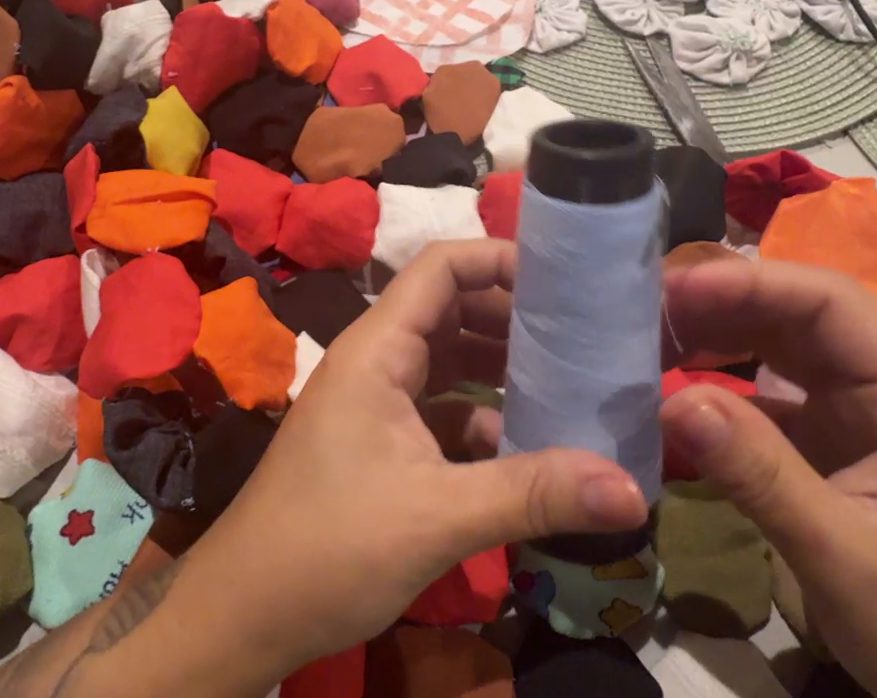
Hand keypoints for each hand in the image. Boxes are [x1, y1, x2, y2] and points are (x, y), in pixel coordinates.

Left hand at [157, 239, 649, 689]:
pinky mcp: (379, 443)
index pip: (441, 268)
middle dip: (514, 316)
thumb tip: (633, 490)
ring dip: (501, 368)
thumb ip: (534, 494)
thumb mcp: (439, 516)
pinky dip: (481, 417)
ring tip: (570, 382)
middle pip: (451, 310)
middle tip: (584, 335)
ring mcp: (375, 403)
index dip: (499, 260)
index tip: (565, 282)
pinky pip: (440, 409)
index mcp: (378, 349)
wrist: (244, 615)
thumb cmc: (329, 547)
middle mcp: (376, 362)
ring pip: (448, 361)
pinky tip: (524, 447)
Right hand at [660, 260, 876, 697]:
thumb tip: (671, 401)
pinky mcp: (843, 440)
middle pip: (804, 316)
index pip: (833, 305)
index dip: (751, 284)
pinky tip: (678, 384)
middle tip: (643, 310)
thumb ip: (760, 476)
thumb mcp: (845, 559)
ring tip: (650, 337)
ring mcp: (870, 413)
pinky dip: (725, 382)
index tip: (675, 288)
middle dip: (723, 304)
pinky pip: (777, 391)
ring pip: (786, 346)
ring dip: (719, 335)